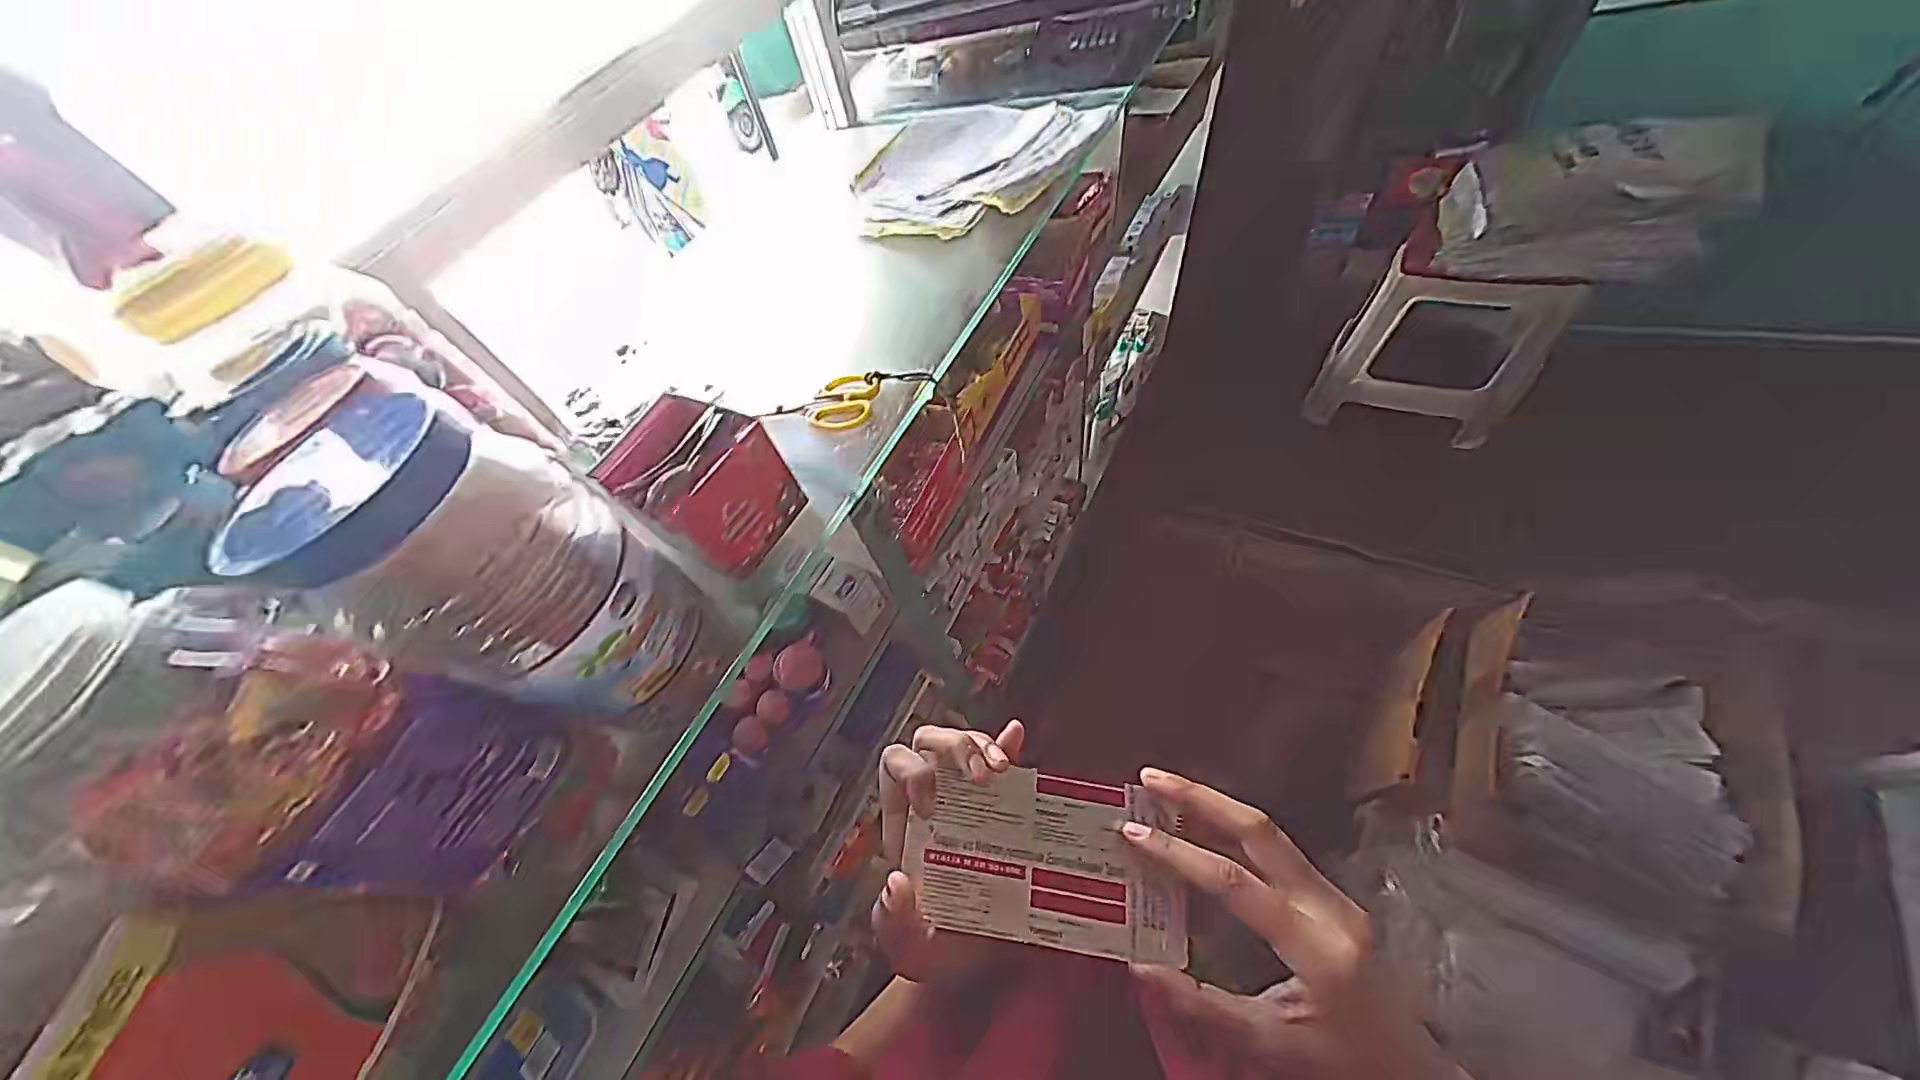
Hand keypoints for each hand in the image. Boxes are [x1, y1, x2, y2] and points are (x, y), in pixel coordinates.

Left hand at [871, 720, 1025, 984]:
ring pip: (963, 742)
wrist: (973, 965)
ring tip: (1003, 767)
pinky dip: (1007, 743)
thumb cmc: (932, 946)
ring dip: (982, 745)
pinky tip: (1017, 734)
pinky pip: (999, 759)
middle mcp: (932, 794)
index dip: (909, 772)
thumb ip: (893, 920)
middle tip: (980, 778)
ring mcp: (966, 794)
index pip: (895, 767)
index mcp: (904, 818)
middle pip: (930, 742)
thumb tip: (895, 883)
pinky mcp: (1000, 801)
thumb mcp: (907, 943)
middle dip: (953, 748)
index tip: (932, 806)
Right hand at [1120, 768, 1460, 1079]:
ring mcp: (1334, 896)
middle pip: (1260, 831)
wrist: (1412, 1073)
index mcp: (1317, 948)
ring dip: (1214, 805)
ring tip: (1166, 790)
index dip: (1180, 853)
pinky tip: (1200, 821)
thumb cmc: (1344, 1062)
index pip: (1236, 883)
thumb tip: (1141, 967)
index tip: (1137, 833)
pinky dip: (1231, 828)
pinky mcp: (1330, 895)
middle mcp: (1330, 909)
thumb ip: (1203, 1003)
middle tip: (1152, 778)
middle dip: (1200, 798)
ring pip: (1268, 832)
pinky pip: (1274, 848)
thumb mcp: (1270, 1043)